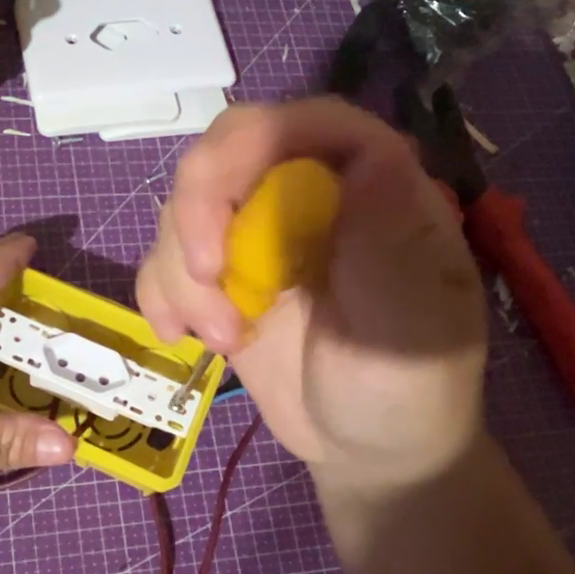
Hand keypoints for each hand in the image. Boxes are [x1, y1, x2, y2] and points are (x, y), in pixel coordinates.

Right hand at [136, 99, 489, 487]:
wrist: (368, 449)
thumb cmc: (410, 388)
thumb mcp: (415, 323)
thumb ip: (392, 242)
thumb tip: (372, 156)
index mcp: (368, 184)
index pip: (302, 123)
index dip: (247, 143)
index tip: (216, 203)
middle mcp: (304, 196)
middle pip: (224, 154)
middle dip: (198, 211)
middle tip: (205, 275)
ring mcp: (256, 237)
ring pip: (182, 211)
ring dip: (182, 274)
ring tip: (222, 339)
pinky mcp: (220, 279)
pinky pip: (163, 262)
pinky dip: (159, 295)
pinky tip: (181, 336)